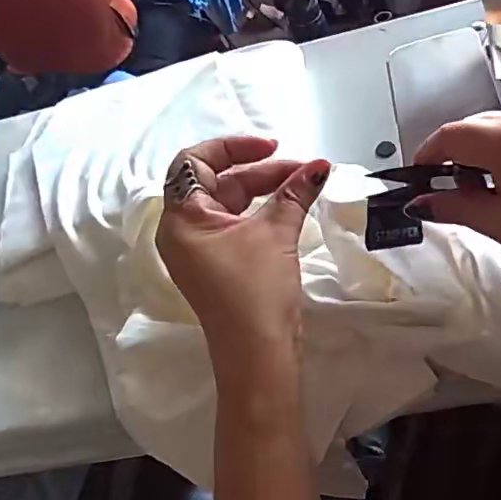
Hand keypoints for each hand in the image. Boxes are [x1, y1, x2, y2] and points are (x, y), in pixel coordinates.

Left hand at [156, 136, 329, 368]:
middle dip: (262, 171)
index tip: (271, 145)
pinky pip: (238, 227)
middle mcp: (184, 232)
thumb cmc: (255, 292)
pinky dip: (263, 214)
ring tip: (305, 185)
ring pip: (232, 205)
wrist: (258, 353)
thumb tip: (319, 167)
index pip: (196, 162)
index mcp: (181, 219)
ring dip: (267, 191)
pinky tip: (293, 206)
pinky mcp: (221, 266)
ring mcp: (202, 251)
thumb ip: (294, 193)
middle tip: (303, 171)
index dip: (233, 147)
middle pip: (219, 182)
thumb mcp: (275, 234)